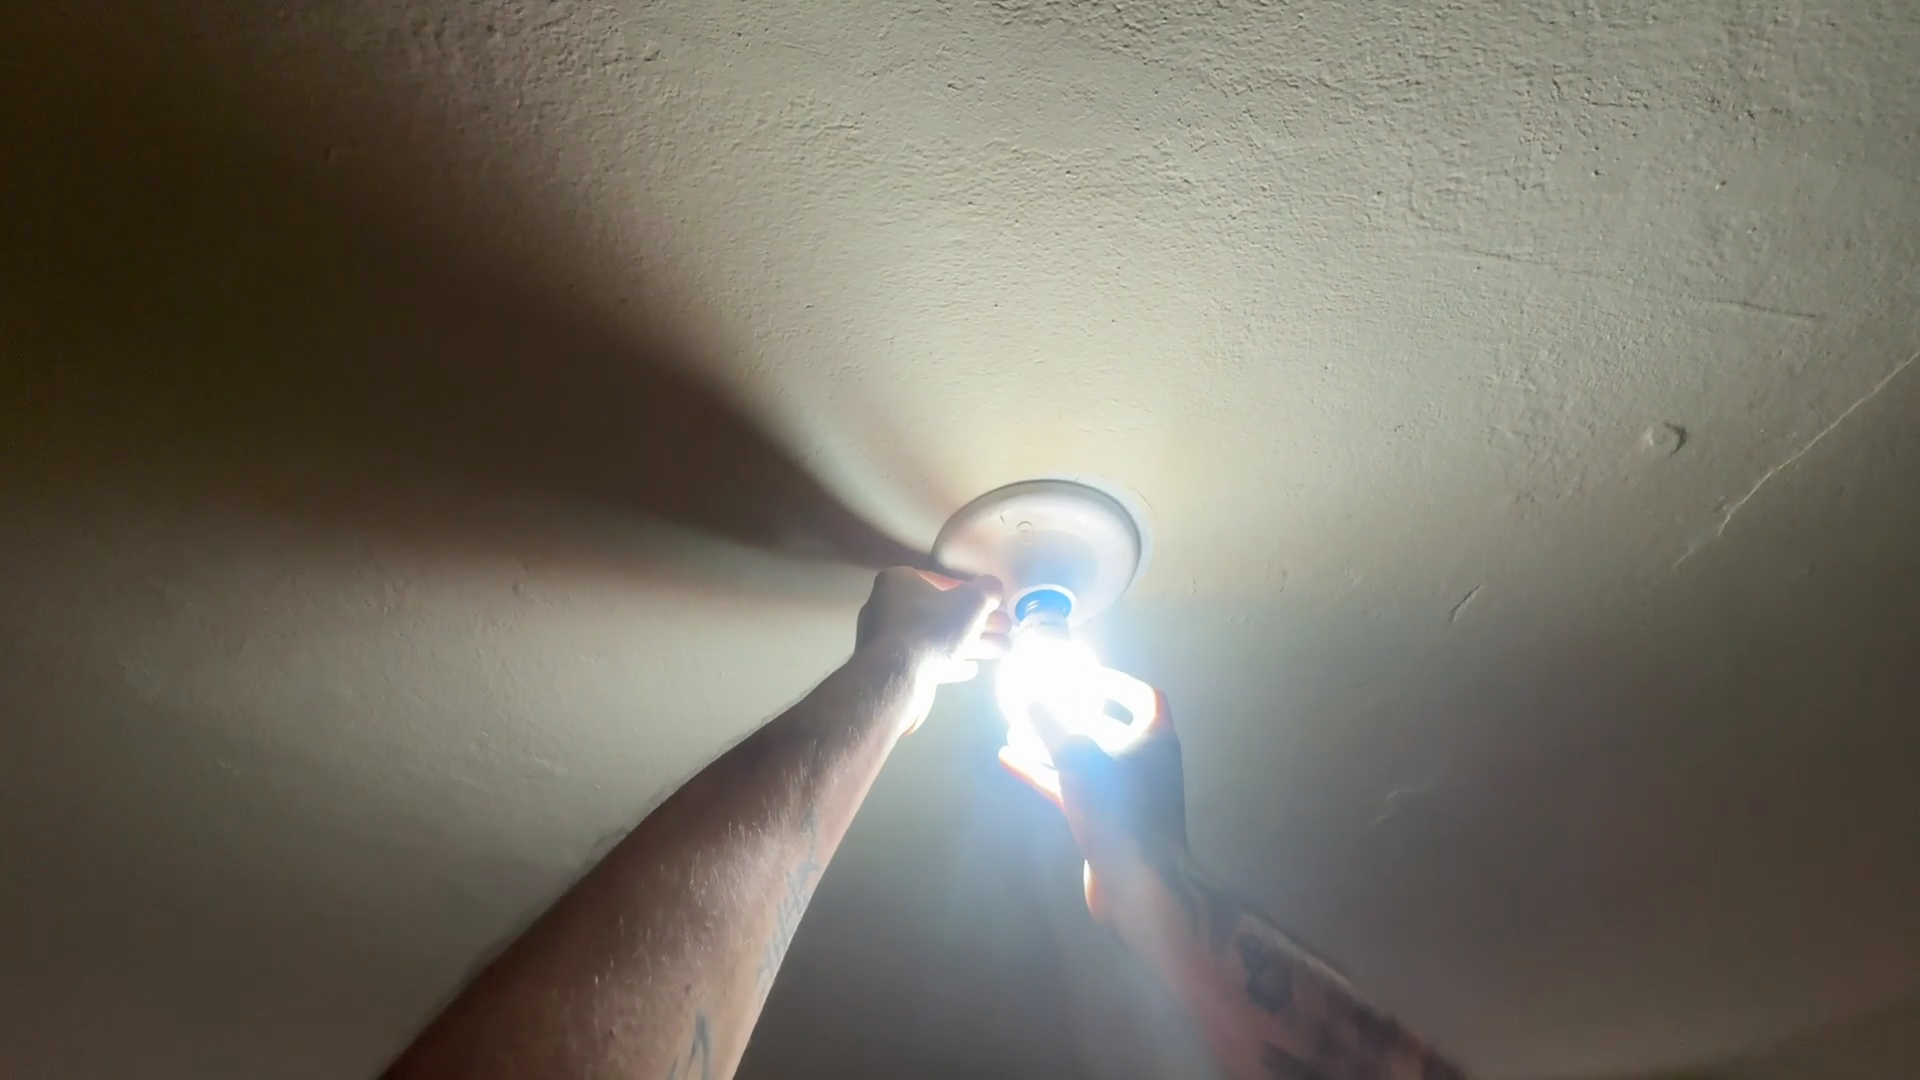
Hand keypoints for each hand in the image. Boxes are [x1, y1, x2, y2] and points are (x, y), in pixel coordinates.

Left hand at [855, 568, 1009, 733]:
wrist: (896, 678)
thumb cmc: (932, 628)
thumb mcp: (971, 602)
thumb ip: (986, 591)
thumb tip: (993, 586)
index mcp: (899, 582)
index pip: (941, 582)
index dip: (971, 593)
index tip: (991, 605)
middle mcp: (887, 606)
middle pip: (942, 611)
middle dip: (977, 621)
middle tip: (1005, 628)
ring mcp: (886, 640)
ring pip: (937, 637)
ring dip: (970, 643)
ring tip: (1002, 649)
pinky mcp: (891, 667)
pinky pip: (926, 660)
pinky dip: (949, 662)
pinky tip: (970, 669)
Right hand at [997, 674, 1187, 927]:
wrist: (1139, 886)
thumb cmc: (1118, 810)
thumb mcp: (1079, 757)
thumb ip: (1052, 724)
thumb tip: (1029, 694)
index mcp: (1153, 738)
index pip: (1144, 697)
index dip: (1116, 682)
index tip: (1085, 675)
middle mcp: (1145, 762)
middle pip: (1107, 727)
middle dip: (1072, 714)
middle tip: (1041, 701)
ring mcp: (1125, 794)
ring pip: (1085, 759)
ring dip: (1052, 744)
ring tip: (1015, 727)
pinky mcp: (1106, 821)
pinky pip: (1072, 786)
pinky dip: (1044, 773)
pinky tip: (1010, 760)